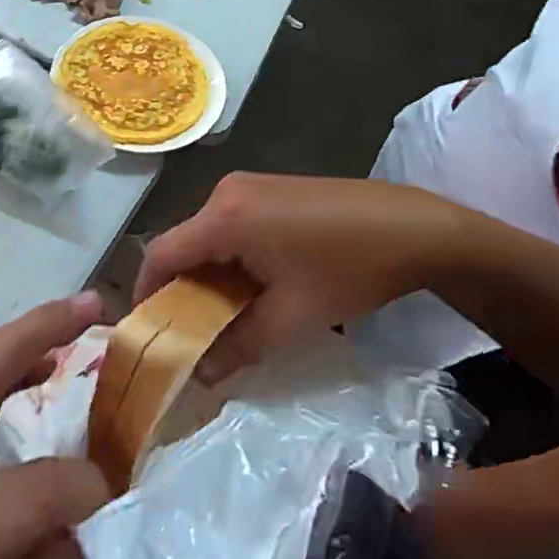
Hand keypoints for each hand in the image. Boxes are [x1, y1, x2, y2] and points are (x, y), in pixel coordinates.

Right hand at [135, 173, 473, 381]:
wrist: (413, 227)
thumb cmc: (349, 269)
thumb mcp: (292, 317)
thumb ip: (236, 347)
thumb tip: (200, 373)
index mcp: (225, 215)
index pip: (161, 255)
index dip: (145, 297)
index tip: (146, 337)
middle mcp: (227, 191)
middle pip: (183, 246)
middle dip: (180, 294)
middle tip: (187, 340)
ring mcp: (250, 185)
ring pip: (208, 238)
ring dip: (208, 279)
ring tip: (221, 322)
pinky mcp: (270, 190)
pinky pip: (232, 227)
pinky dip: (230, 261)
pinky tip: (251, 289)